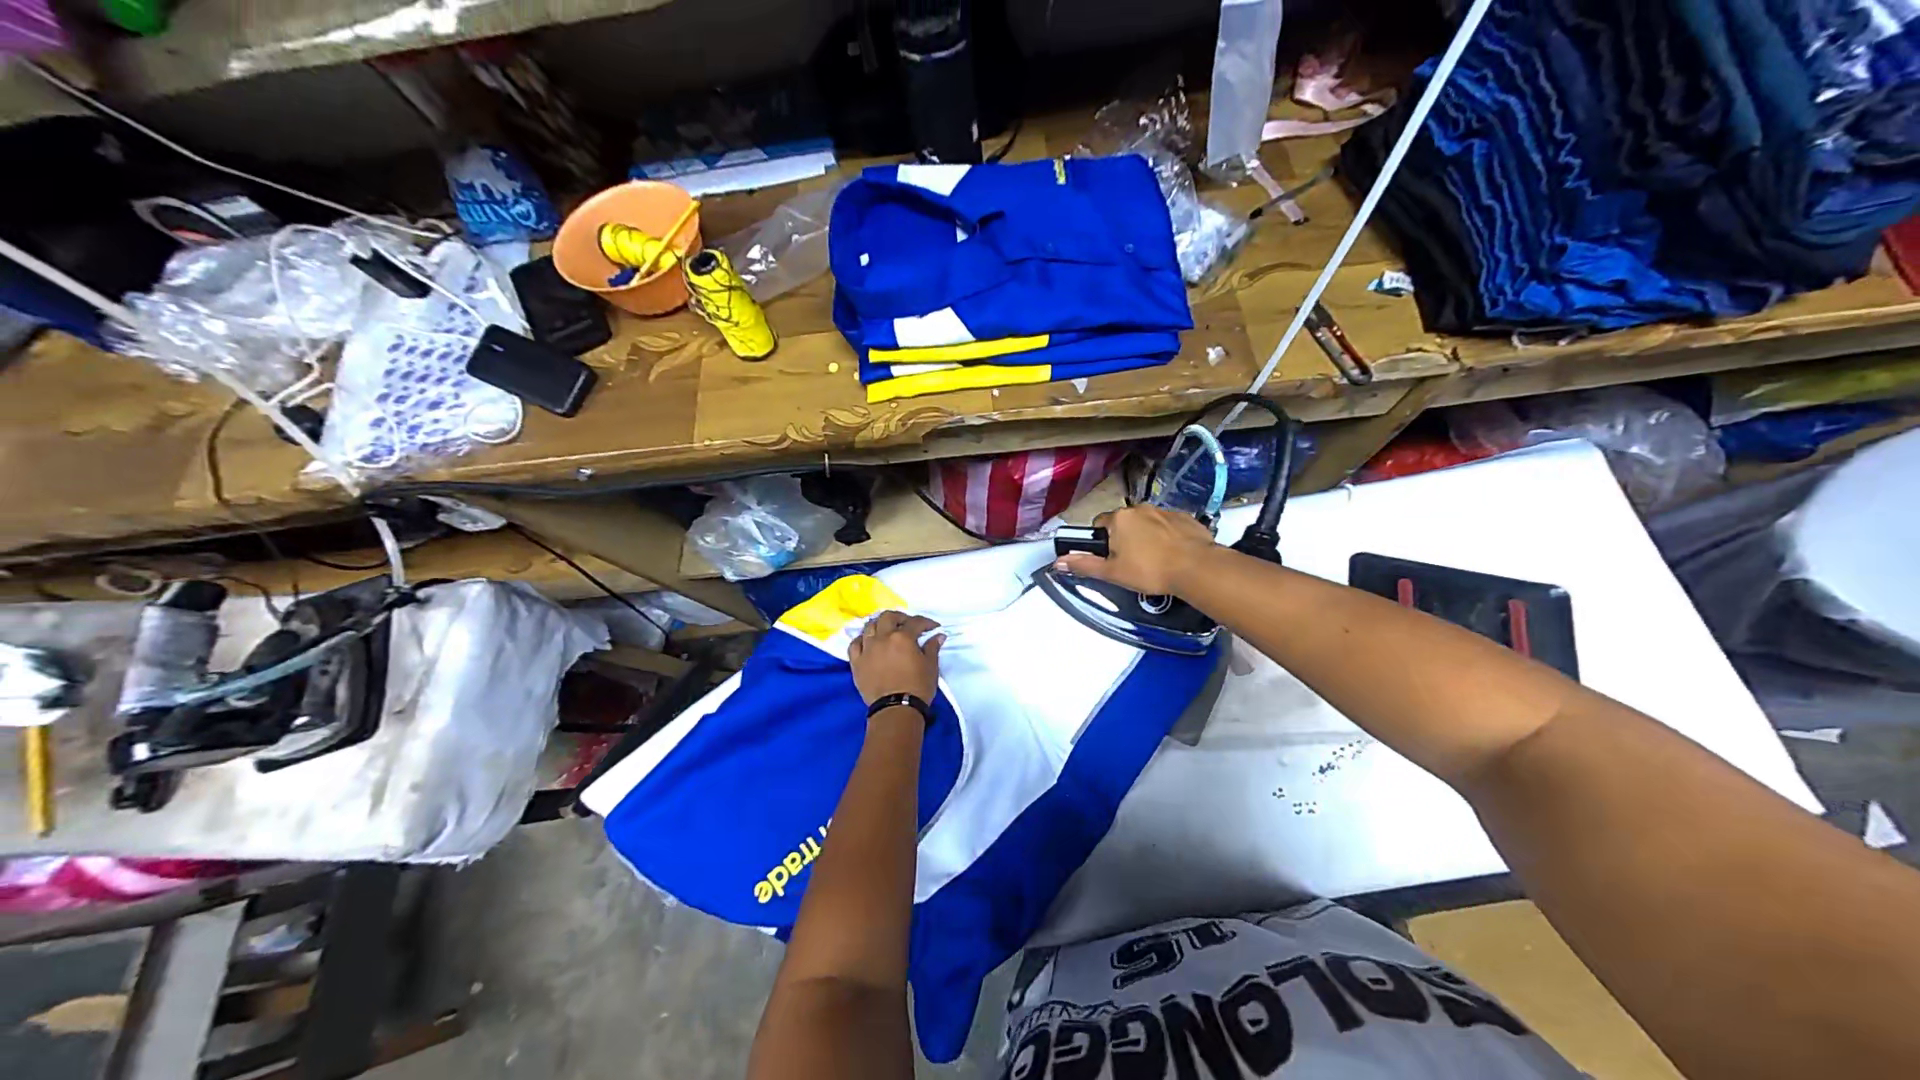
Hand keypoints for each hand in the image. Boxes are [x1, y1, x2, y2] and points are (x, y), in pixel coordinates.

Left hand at [848, 611, 944, 705]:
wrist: (896, 709)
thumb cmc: (917, 687)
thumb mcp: (930, 667)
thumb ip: (932, 648)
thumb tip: (938, 635)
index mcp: (903, 637)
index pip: (915, 622)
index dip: (926, 622)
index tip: (933, 627)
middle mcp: (883, 638)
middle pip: (888, 617)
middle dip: (900, 617)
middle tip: (908, 624)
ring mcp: (867, 649)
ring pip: (869, 626)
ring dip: (880, 624)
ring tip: (886, 630)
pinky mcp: (856, 662)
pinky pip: (855, 644)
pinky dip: (862, 639)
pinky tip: (867, 642)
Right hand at [1053, 505, 1216, 595]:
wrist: (1196, 568)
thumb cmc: (1150, 570)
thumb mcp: (1113, 573)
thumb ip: (1084, 564)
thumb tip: (1058, 562)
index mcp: (1119, 519)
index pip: (1100, 524)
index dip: (1102, 542)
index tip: (1111, 558)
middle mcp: (1139, 508)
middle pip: (1124, 522)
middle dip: (1125, 538)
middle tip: (1131, 562)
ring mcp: (1164, 510)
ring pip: (1147, 522)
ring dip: (1146, 535)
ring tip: (1154, 560)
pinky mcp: (1185, 517)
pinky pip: (1169, 524)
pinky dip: (1167, 535)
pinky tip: (1173, 553)